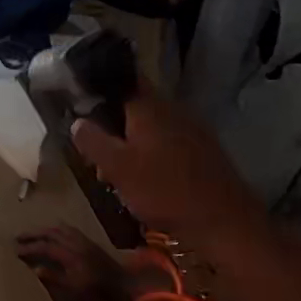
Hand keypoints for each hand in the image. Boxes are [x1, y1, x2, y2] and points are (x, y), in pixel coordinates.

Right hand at [14, 225, 132, 300]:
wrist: (128, 291)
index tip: (14, 251)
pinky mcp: (92, 244)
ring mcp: (86, 242)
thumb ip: (54, 279)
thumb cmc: (100, 296)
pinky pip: (71, 230)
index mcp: (70, 255)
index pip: (44, 246)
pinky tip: (57, 234)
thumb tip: (34, 269)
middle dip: (33, 234)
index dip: (28, 247)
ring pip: (61, 229)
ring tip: (34, 235)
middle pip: (51, 232)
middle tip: (18, 238)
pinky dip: (58, 230)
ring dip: (45, 230)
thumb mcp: (74, 293)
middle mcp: (77, 244)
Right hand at [70, 93, 265, 247]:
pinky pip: (167, 143)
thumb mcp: (118, 168)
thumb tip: (77, 121)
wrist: (224, 221)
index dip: (99, 88)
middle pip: (134, 107)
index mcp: (149, 106)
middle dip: (112, 126)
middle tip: (95, 155)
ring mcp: (191, 128)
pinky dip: (151, 155)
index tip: (80, 106)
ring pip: (150, 128)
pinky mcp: (202, 150)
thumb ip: (93, 141)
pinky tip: (144, 181)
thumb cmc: (165, 191)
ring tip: (116, 175)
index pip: (121, 79)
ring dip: (130, 145)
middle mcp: (172, 109)